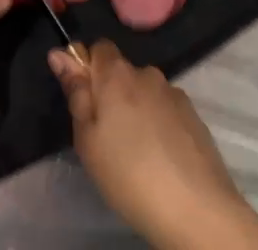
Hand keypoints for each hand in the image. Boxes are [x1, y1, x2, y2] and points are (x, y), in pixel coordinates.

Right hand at [49, 41, 257, 249]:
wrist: (198, 210)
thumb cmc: (128, 174)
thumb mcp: (87, 139)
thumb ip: (75, 92)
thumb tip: (59, 54)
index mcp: (117, 75)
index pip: (99, 47)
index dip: (88, 67)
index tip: (84, 99)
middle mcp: (148, 75)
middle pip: (123, 73)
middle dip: (113, 94)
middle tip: (107, 136)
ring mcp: (176, 96)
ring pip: (146, 94)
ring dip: (138, 110)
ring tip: (137, 152)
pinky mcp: (196, 119)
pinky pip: (167, 111)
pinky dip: (160, 126)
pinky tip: (161, 158)